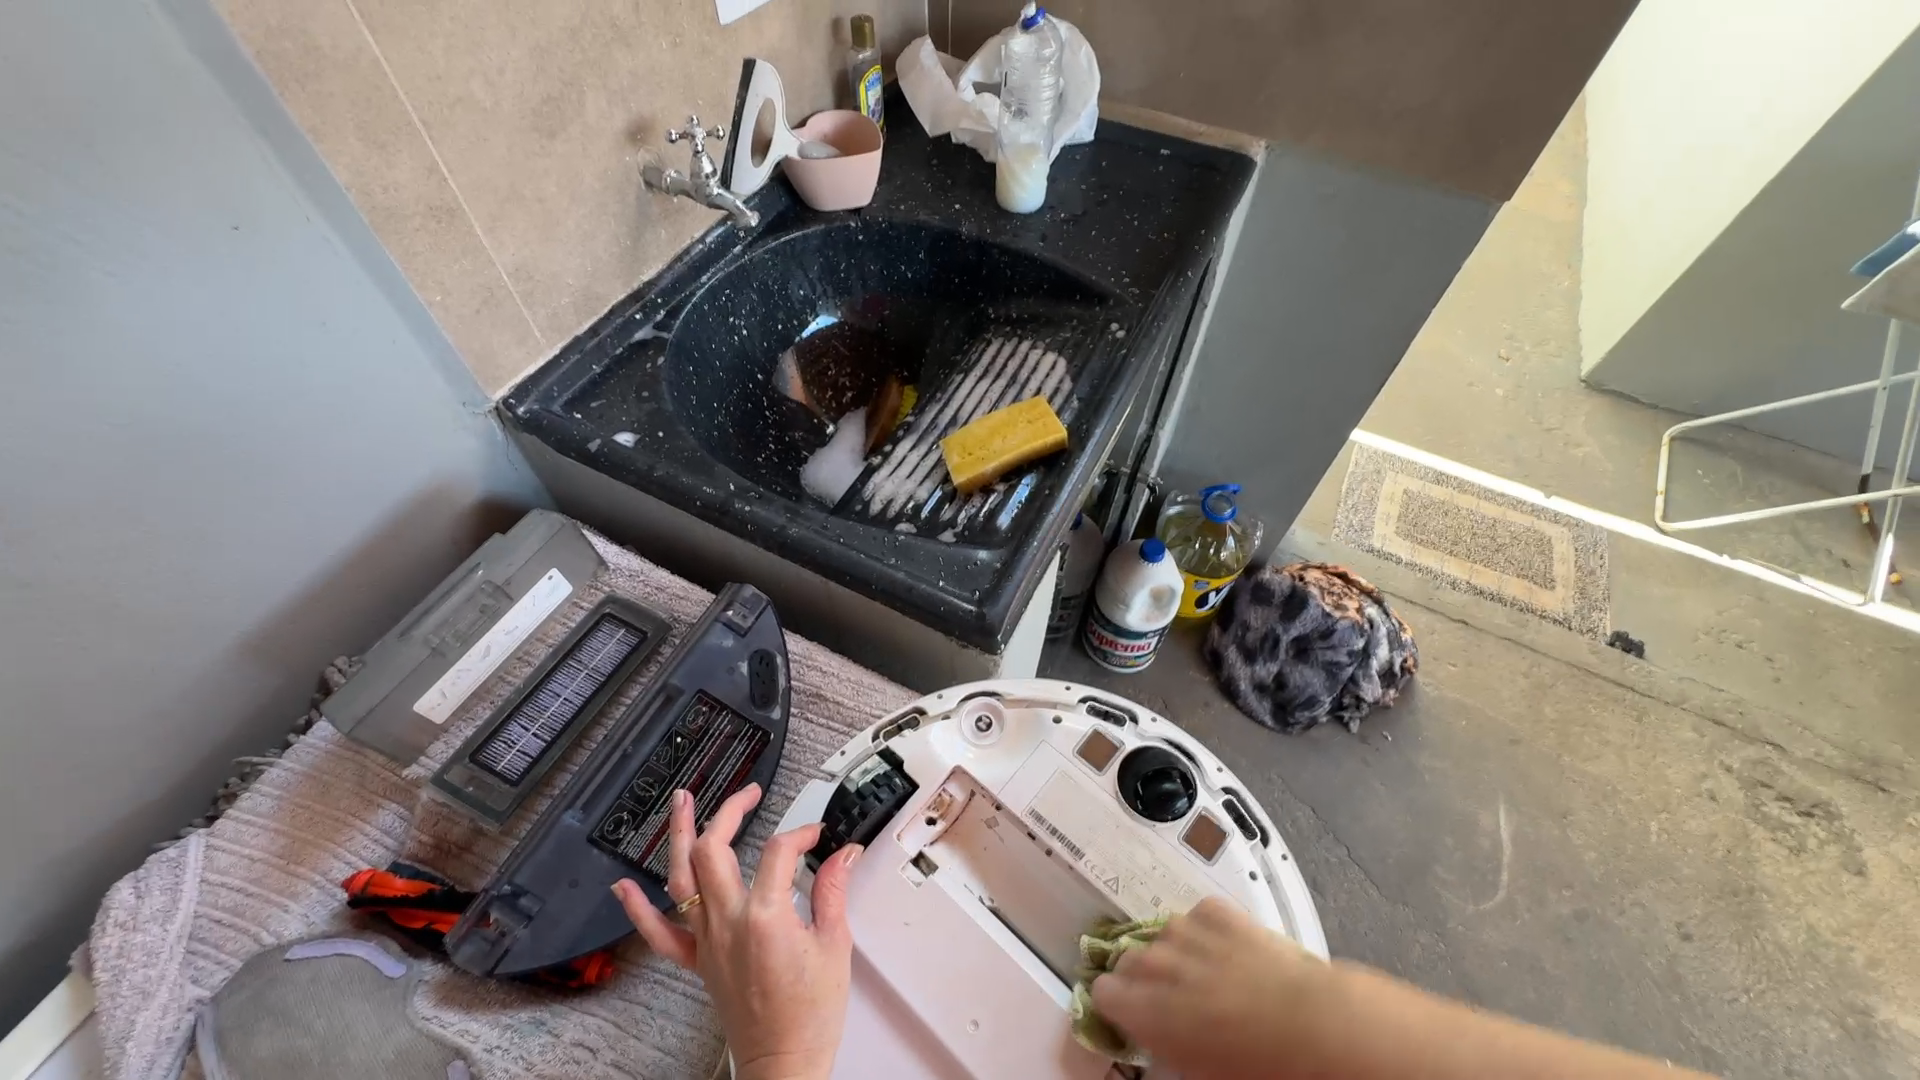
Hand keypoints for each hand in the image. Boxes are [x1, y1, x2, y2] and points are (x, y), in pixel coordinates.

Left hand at [614, 784, 861, 1079]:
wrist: (784, 1062)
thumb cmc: (809, 1016)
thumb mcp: (835, 945)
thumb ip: (834, 891)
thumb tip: (843, 855)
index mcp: (766, 918)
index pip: (779, 852)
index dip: (801, 834)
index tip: (816, 835)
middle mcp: (729, 923)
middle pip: (713, 849)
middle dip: (728, 811)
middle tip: (747, 793)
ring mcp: (708, 941)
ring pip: (680, 877)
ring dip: (677, 835)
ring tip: (681, 802)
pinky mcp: (699, 960)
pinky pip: (659, 934)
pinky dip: (638, 908)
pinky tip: (625, 887)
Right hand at [1089, 896, 1320, 1078]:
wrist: (1312, 1025)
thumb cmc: (1255, 1068)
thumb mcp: (1200, 1076)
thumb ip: (1165, 1051)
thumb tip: (1163, 1042)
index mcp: (1141, 1007)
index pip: (1102, 992)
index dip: (1121, 1006)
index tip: (1138, 1018)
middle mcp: (1153, 961)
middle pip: (1129, 960)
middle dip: (1146, 979)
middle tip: (1178, 1001)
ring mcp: (1183, 928)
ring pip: (1165, 937)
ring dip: (1179, 954)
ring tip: (1212, 976)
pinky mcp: (1214, 909)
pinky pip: (1199, 918)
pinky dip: (1210, 933)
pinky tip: (1234, 953)